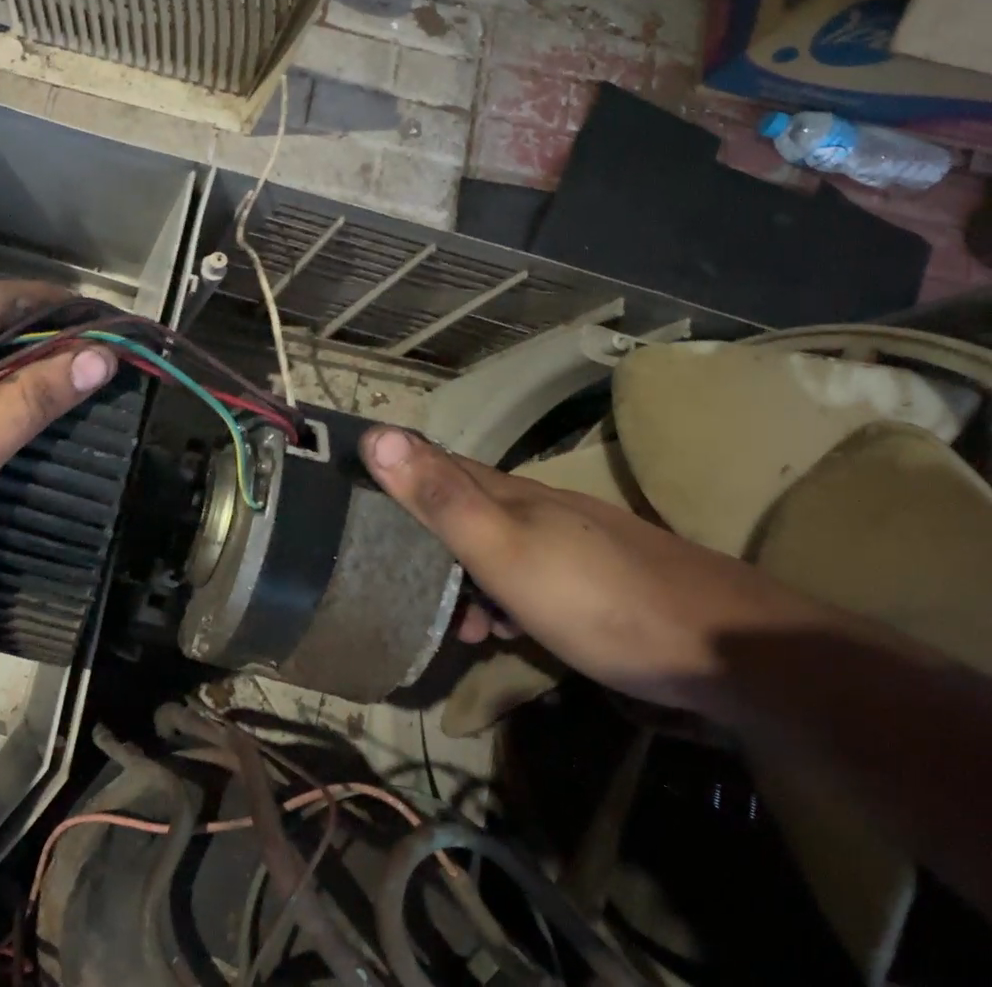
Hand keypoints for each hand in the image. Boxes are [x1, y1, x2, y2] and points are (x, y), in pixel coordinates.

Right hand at [357, 426, 857, 714]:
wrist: (736, 656)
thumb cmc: (600, 600)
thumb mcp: (505, 550)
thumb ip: (440, 497)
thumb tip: (376, 433)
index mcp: (514, 496)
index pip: (438, 466)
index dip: (396, 472)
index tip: (353, 492)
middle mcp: (542, 511)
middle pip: (464, 510)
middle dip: (422, 538)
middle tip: (389, 578)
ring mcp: (576, 547)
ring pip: (495, 549)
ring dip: (460, 578)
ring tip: (450, 623)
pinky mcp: (599, 584)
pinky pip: (526, 579)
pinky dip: (499, 598)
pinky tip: (503, 631)